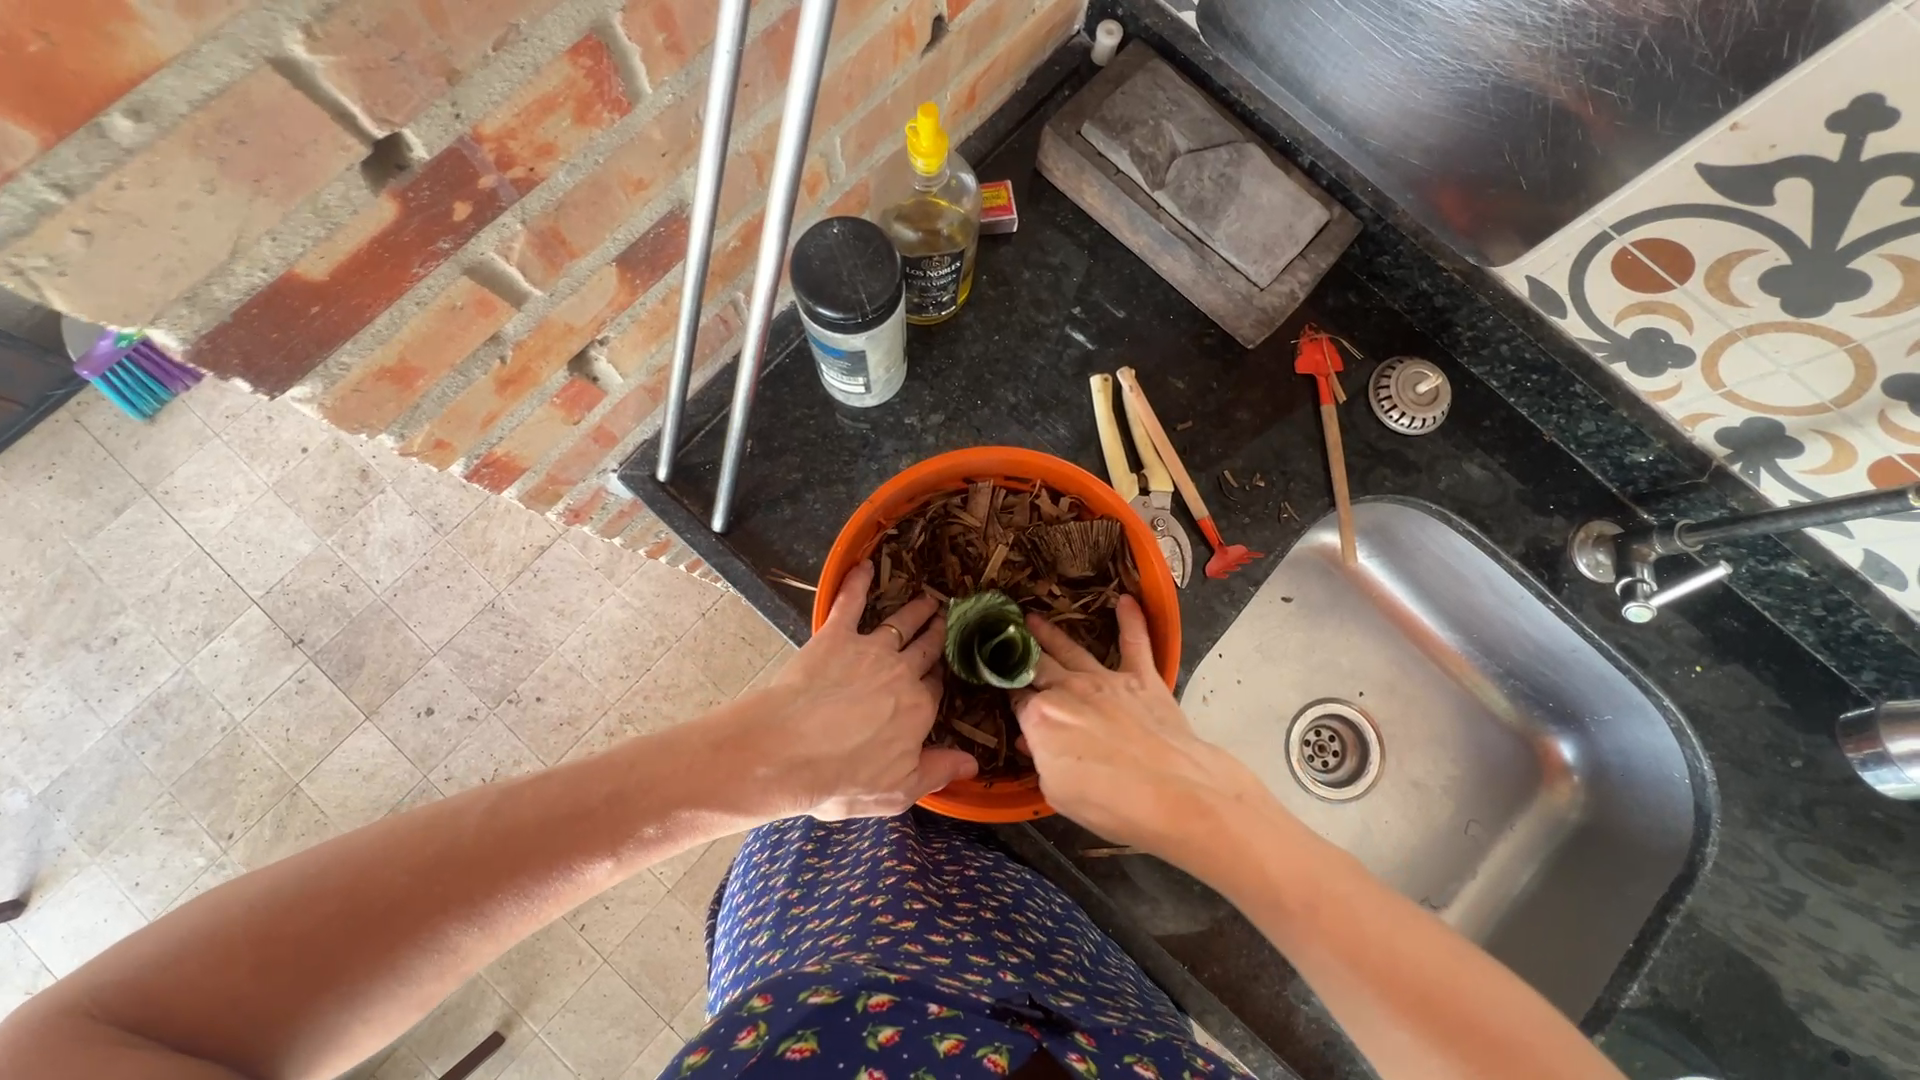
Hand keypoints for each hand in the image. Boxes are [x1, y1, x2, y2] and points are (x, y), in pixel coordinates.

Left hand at [745, 561, 977, 819]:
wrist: (786, 752)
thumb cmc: (840, 778)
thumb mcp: (897, 791)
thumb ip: (937, 772)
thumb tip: (973, 765)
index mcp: (919, 710)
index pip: (937, 690)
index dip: (941, 681)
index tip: (947, 672)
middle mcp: (902, 673)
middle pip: (926, 651)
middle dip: (939, 635)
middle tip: (948, 619)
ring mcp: (870, 650)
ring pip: (901, 624)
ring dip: (916, 610)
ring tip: (927, 599)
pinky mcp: (836, 635)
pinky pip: (851, 602)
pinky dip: (859, 582)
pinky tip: (864, 566)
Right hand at [1013, 596, 1279, 874]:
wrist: (1172, 793)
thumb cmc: (1109, 802)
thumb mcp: (1057, 792)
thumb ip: (1041, 760)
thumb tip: (1033, 741)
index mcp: (1041, 718)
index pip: (1017, 700)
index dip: (1008, 694)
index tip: (1000, 687)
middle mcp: (1068, 690)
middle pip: (1038, 667)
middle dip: (1018, 651)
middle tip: (1003, 635)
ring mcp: (1106, 681)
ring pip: (1072, 650)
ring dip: (1050, 633)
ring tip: (1032, 619)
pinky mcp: (1143, 679)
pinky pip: (1136, 643)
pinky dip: (1131, 620)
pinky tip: (1126, 600)